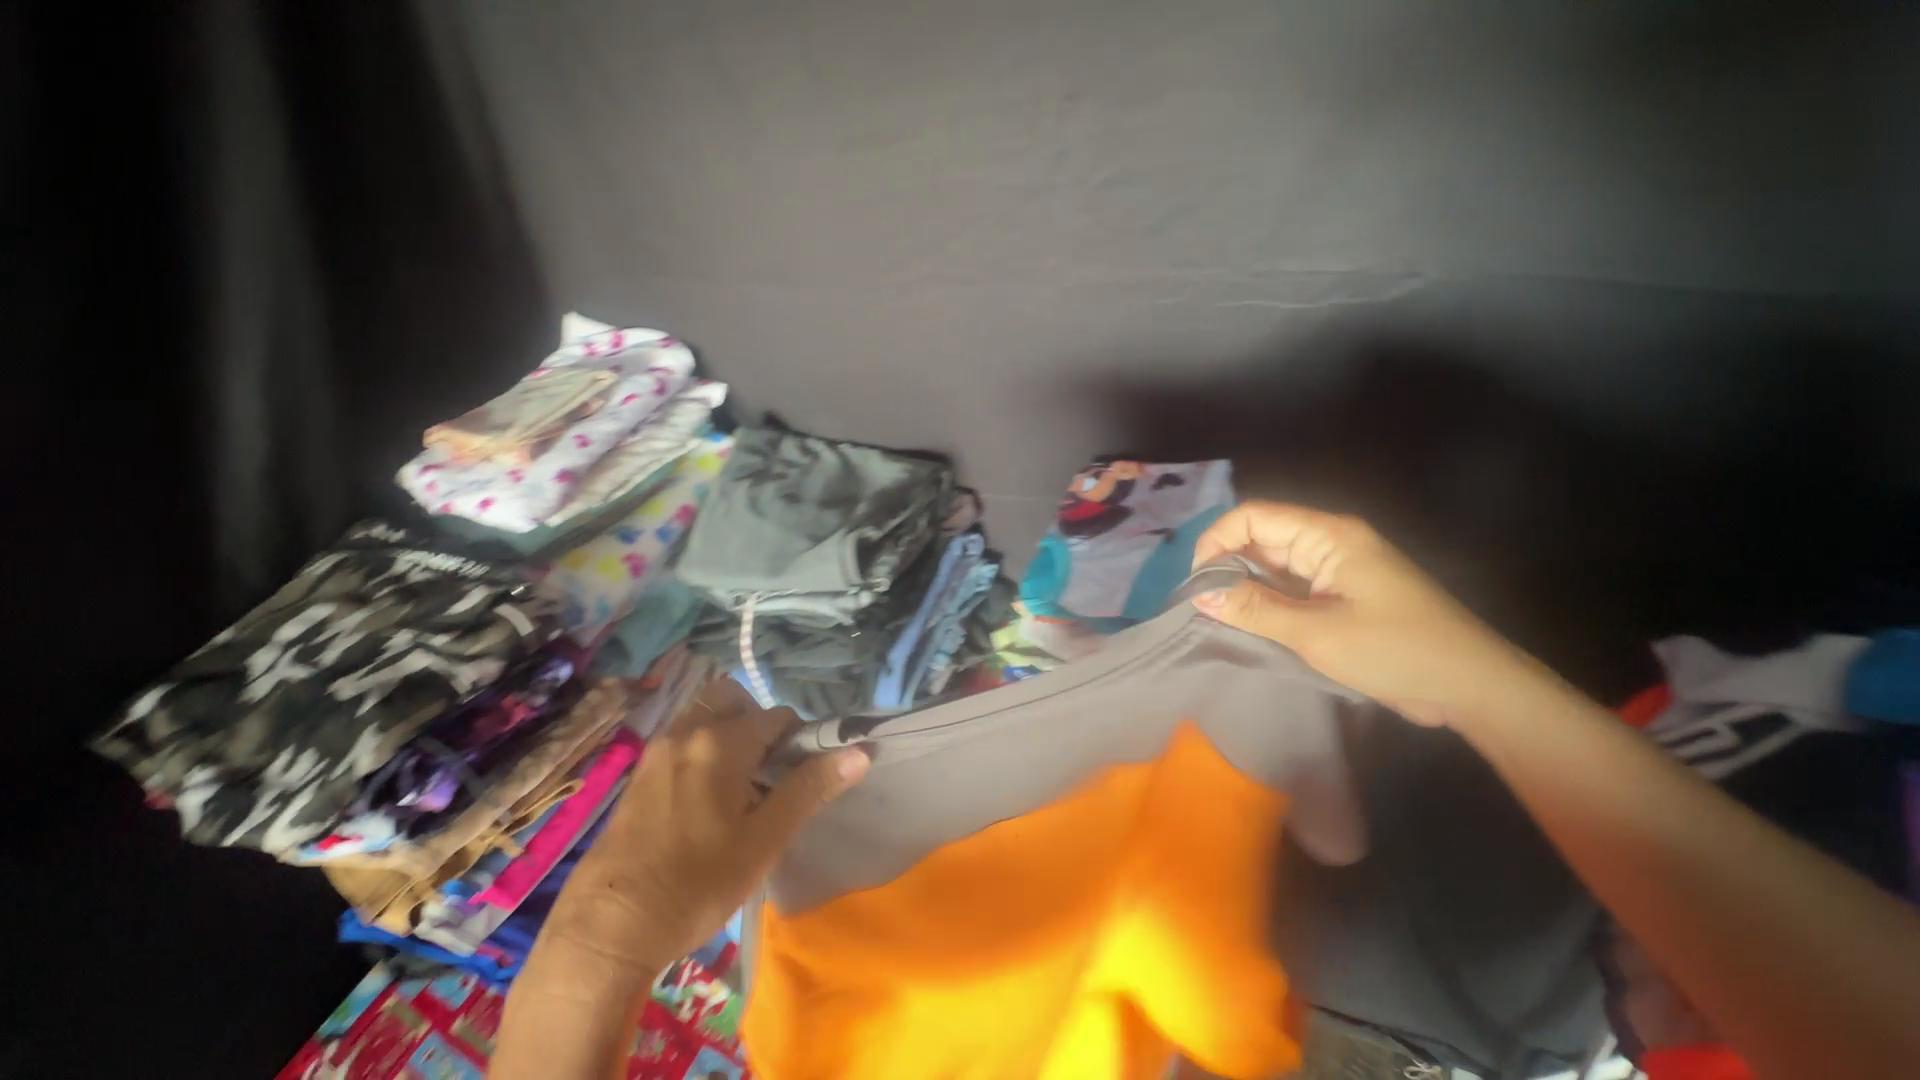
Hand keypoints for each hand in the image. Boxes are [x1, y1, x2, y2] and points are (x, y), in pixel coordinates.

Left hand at [534, 677, 870, 980]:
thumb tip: (859, 752)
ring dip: (727, 735)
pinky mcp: (638, 777)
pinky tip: (706, 804)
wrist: (610, 927)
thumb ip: (810, 789)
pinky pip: (680, 742)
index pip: (776, 716)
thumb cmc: (697, 883)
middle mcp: (685, 733)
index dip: (799, 740)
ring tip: (740, 790)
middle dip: (757, 723)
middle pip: (731, 700)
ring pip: (701, 718)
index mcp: (720, 742)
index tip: (803, 778)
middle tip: (769, 774)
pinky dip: (701, 752)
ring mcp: (656, 753)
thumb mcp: (764, 841)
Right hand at [1190, 501, 1563, 728]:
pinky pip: (1293, 589)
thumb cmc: (1396, 651)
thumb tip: (1198, 593)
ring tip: (1221, 621)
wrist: (1472, 686)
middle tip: (1203, 609)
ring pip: (1274, 566)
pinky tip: (1251, 628)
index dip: (1217, 542)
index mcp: (1329, 535)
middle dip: (1227, 567)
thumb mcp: (1317, 633)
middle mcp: (1332, 542)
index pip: (1253, 516)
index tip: (1198, 585)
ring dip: (1246, 589)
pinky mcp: (1344, 596)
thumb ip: (1255, 609)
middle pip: (1262, 538)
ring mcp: (1339, 570)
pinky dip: (1268, 604)